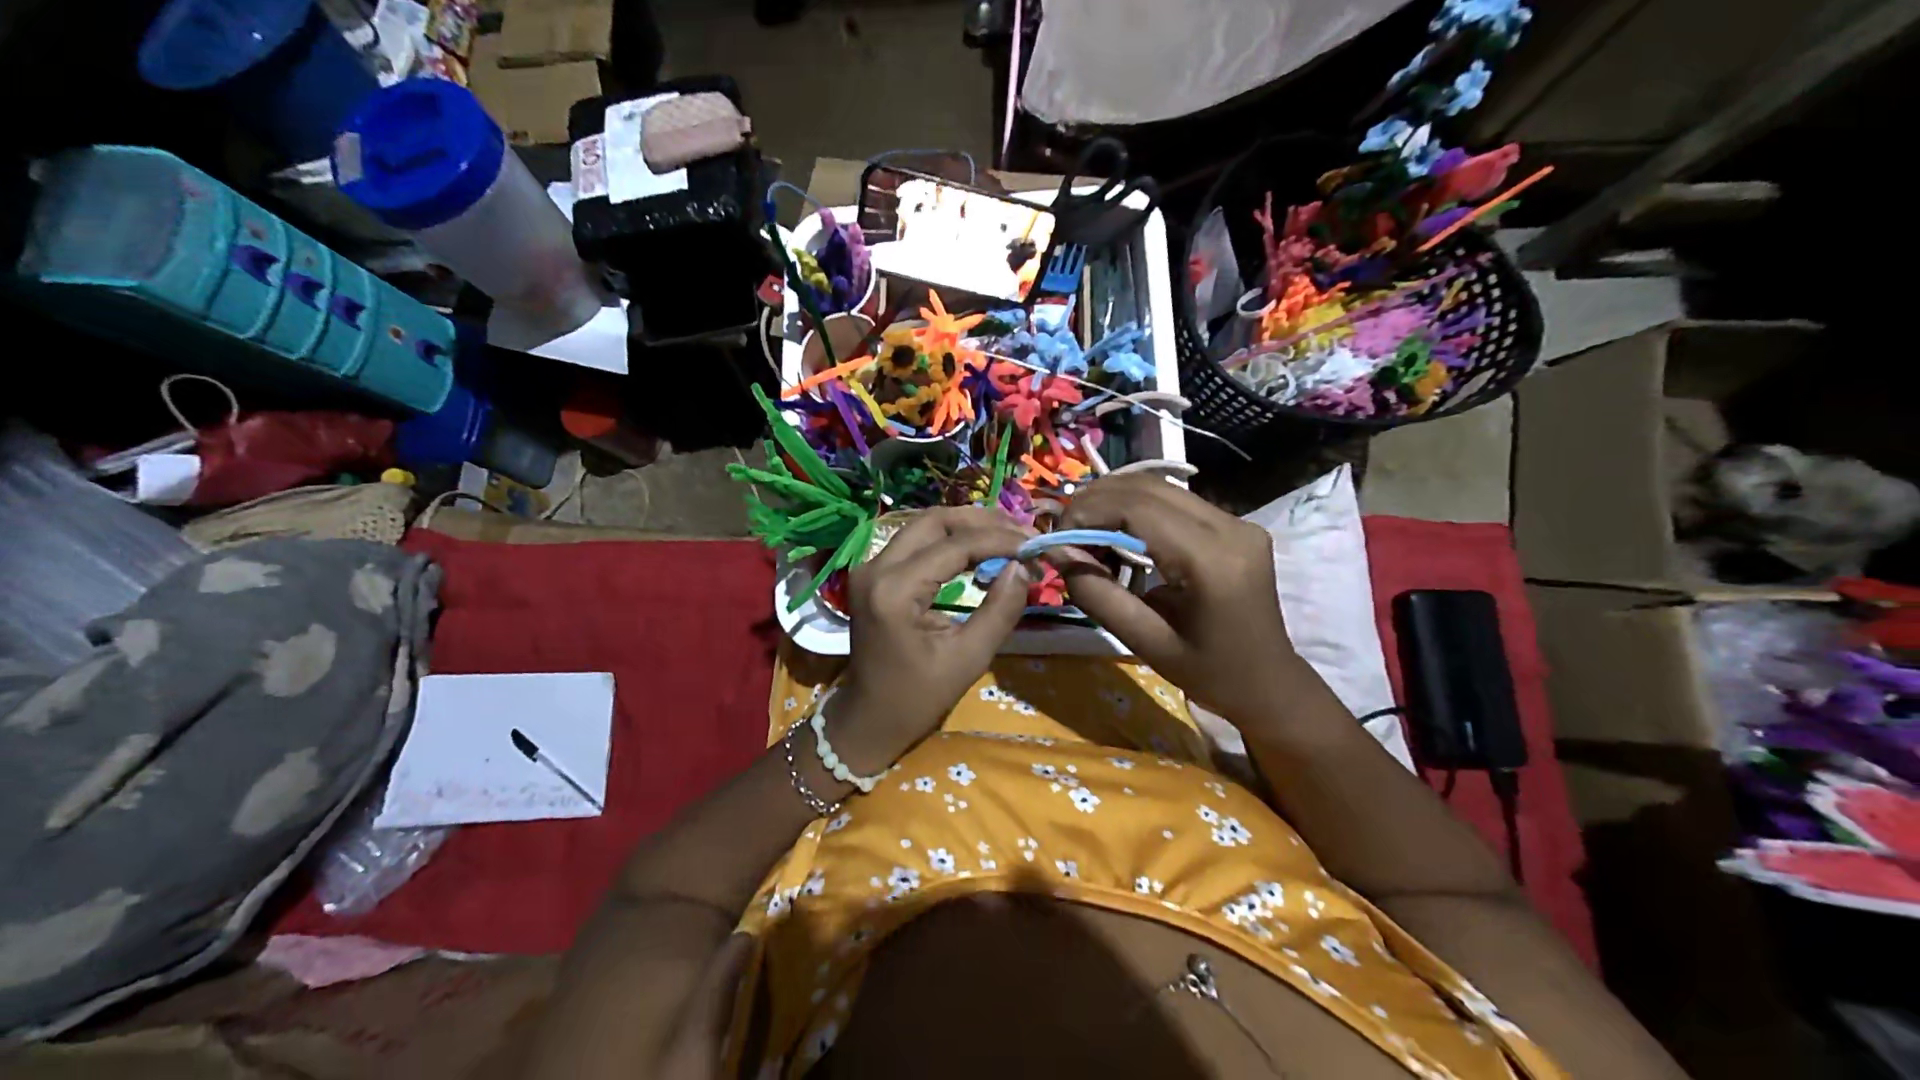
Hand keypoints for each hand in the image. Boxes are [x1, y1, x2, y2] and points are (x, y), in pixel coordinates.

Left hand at [832, 507, 1031, 754]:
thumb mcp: (969, 658)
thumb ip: (1000, 609)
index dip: (1000, 540)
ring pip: (924, 525)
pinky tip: (979, 547)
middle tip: (1023, 532)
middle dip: (983, 522)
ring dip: (966, 526)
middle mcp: (876, 566)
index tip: (1037, 544)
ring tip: (1008, 535)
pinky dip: (949, 539)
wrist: (869, 717)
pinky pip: (914, 541)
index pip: (955, 546)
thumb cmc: (918, 696)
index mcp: (895, 590)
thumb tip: (1024, 567)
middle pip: (935, 521)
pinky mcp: (873, 572)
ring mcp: (869, 567)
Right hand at [1058, 474, 1309, 719]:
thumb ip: (1097, 593)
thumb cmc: (1208, 672)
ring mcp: (1237, 521)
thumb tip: (1056, 550)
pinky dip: (1136, 508)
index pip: (1137, 508)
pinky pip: (1174, 500)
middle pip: (1147, 487)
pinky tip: (1119, 534)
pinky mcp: (1235, 523)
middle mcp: (1231, 527)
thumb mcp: (1145, 642)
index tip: (1057, 537)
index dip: (1088, 512)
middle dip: (1095, 501)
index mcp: (1212, 561)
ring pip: (1159, 487)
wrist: (1268, 682)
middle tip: (1065, 534)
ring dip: (1114, 501)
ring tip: (1087, 535)